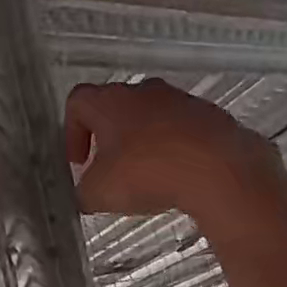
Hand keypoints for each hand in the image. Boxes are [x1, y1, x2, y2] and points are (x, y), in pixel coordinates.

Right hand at [65, 79, 286, 220]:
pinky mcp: (206, 117)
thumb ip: (83, 191)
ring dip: (139, 145)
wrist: (215, 168)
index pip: (78, 102)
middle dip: (107, 140)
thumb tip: (85, 194)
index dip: (71, 133)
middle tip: (107, 172)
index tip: (78, 161)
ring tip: (140, 180)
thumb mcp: (98, 193)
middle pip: (115, 108)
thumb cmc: (148, 172)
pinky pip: (178, 131)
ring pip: (148, 118)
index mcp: (110, 102)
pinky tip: (170, 179)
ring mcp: (178, 100)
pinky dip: (168, 151)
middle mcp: (143, 92)